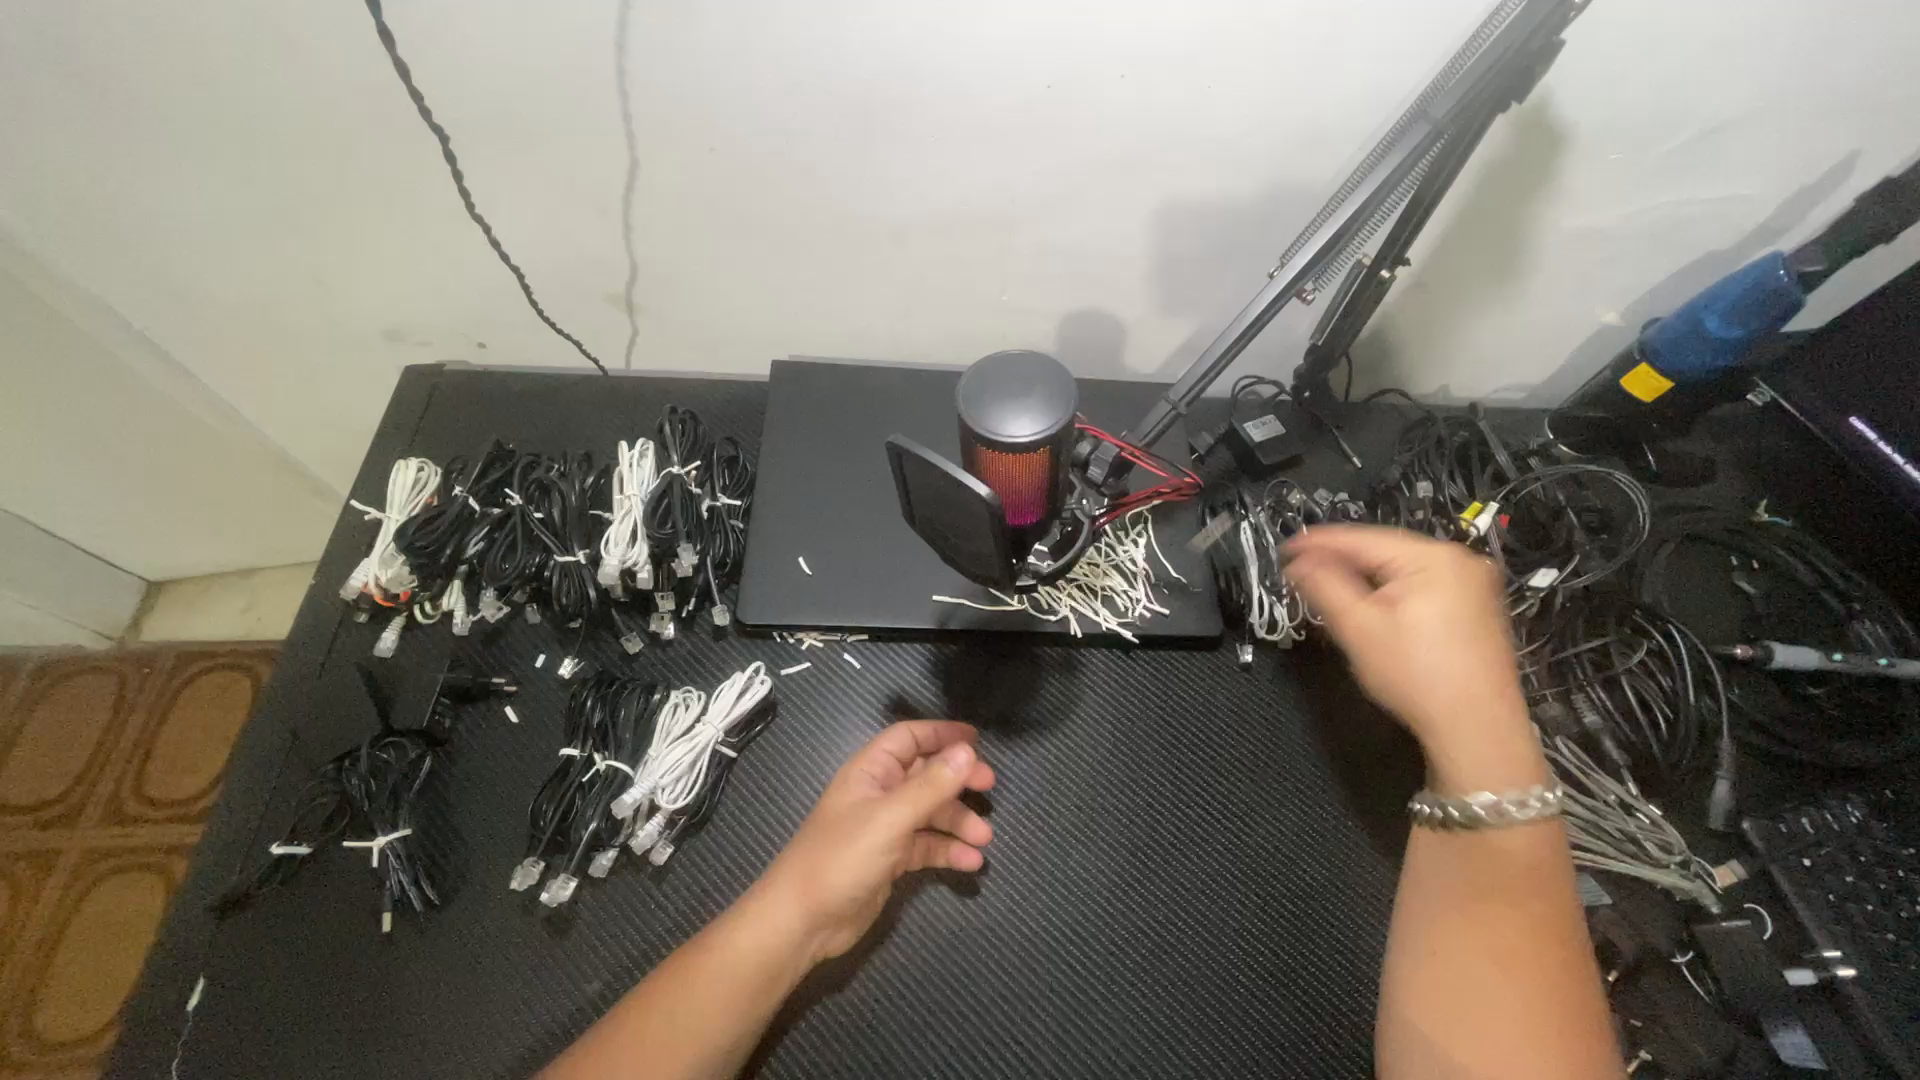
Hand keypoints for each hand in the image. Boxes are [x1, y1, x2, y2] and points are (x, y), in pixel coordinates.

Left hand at [744, 720, 995, 964]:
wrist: (803, 921)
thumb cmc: (842, 858)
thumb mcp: (890, 818)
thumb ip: (931, 785)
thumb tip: (968, 751)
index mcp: (870, 771)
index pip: (909, 738)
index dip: (941, 734)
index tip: (977, 739)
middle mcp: (879, 794)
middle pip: (925, 774)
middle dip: (957, 780)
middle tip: (990, 786)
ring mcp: (884, 828)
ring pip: (930, 812)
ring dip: (958, 821)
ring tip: (984, 838)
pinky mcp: (890, 860)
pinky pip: (926, 846)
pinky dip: (948, 850)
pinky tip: (971, 862)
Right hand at [1284, 525, 1545, 793]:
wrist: (1477, 730)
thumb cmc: (1415, 675)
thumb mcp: (1358, 627)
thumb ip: (1323, 585)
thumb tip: (1296, 561)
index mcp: (1432, 557)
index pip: (1361, 539)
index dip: (1318, 543)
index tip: (1284, 548)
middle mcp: (1459, 560)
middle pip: (1383, 551)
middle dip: (1340, 560)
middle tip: (1300, 570)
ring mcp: (1473, 583)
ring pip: (1400, 569)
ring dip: (1362, 576)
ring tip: (1325, 584)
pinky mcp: (1475, 607)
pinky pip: (1419, 585)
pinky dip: (1388, 590)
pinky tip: (1367, 603)